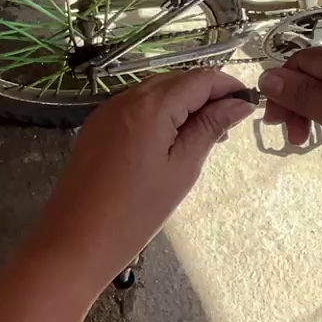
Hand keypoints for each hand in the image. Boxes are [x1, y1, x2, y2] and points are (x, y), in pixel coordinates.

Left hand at [31, 69, 255, 286]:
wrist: (72, 243)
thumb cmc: (135, 213)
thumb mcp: (182, 169)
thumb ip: (210, 128)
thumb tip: (239, 105)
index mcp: (151, 106)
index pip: (199, 78)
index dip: (228, 85)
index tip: (249, 104)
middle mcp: (127, 97)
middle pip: (177, 80)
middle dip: (207, 94)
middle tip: (230, 124)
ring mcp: (107, 110)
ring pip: (157, 91)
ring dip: (185, 103)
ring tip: (205, 134)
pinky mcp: (97, 127)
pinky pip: (137, 106)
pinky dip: (161, 114)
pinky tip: (172, 140)